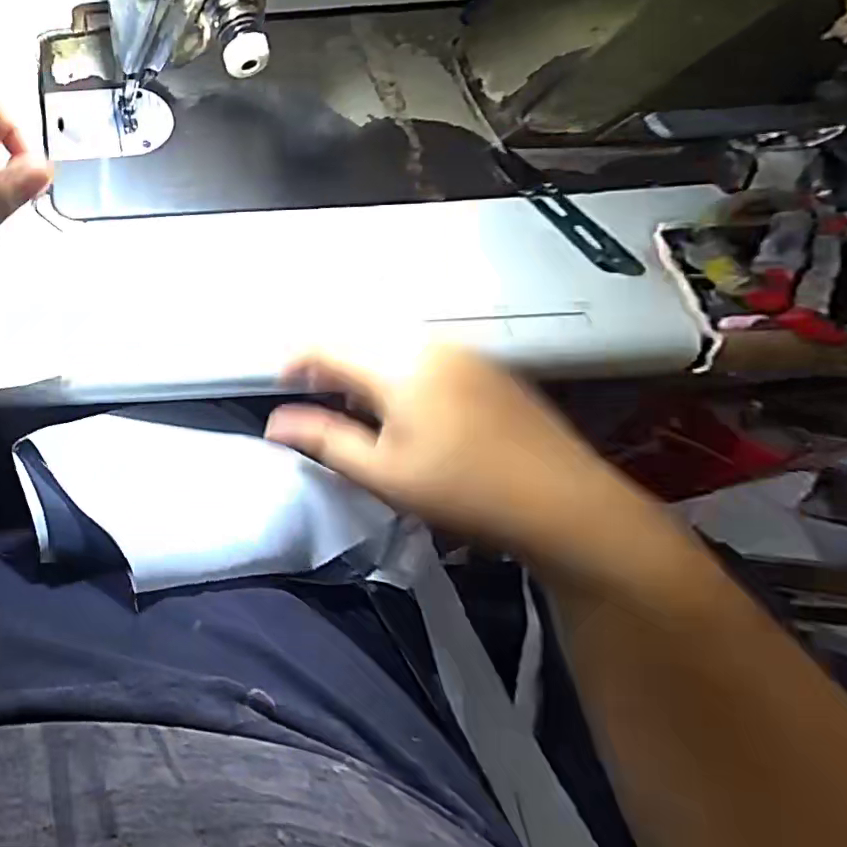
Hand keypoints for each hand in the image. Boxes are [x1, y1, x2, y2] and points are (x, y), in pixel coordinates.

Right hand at [265, 344, 679, 580]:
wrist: (570, 507)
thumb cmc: (465, 492)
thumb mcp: (383, 474)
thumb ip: (323, 440)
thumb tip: (275, 423)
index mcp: (398, 366)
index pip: (325, 345)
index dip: (294, 362)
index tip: (279, 386)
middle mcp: (429, 346)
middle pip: (358, 338)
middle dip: (327, 364)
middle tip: (314, 399)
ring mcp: (463, 353)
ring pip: (390, 344)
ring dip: (361, 366)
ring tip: (356, 407)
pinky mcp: (486, 366)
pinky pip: (422, 352)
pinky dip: (395, 368)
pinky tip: (405, 407)